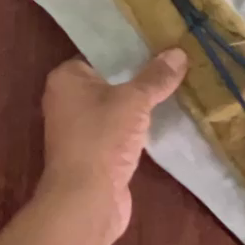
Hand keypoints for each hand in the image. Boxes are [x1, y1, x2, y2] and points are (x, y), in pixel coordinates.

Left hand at [38, 49, 187, 233]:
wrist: (86, 202)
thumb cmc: (101, 138)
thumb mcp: (134, 101)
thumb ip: (155, 77)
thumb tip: (179, 52)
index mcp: (66, 77)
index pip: (100, 54)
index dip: (128, 48)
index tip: (157, 43)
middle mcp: (66, 99)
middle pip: (109, 80)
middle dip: (137, 77)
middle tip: (171, 64)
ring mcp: (78, 128)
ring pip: (114, 107)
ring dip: (138, 105)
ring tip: (173, 88)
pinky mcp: (92, 153)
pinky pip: (118, 130)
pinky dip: (135, 128)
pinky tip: (162, 121)